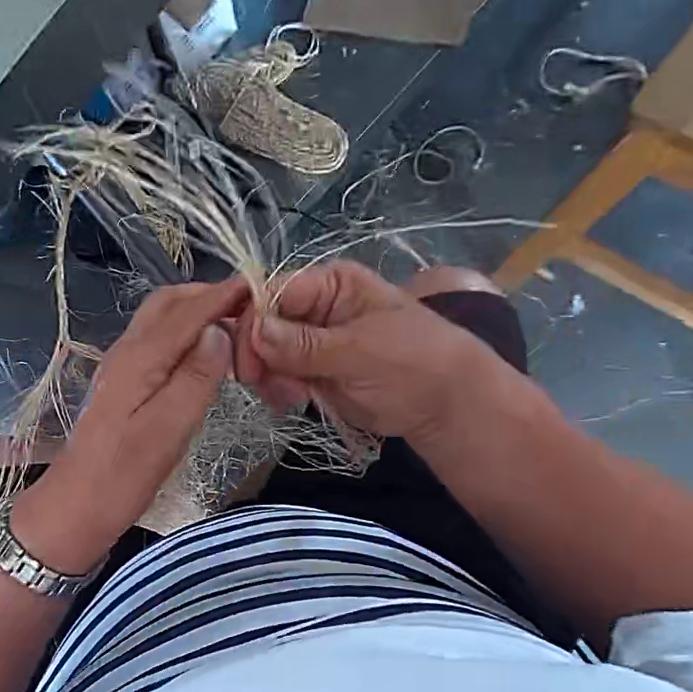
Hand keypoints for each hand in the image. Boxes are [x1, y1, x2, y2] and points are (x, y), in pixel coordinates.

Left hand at [11, 278, 246, 574]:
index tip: (262, 289)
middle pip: (169, 302)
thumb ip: (194, 378)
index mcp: (139, 358)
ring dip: (197, 313)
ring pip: (161, 318)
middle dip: (210, 296)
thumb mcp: (166, 431)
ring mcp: (121, 365)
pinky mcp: (123, 382)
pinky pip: (157, 340)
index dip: (225, 295)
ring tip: (235, 331)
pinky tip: (205, 357)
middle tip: (250, 312)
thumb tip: (218, 331)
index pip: (188, 310)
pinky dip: (185, 333)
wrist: (74, 507)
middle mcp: (126, 350)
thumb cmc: (122, 477)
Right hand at [238, 260, 509, 441]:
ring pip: (265, 352)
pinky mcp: (312, 370)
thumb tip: (254, 330)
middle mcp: (315, 306)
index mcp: (330, 284)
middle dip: (259, 355)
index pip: (271, 292)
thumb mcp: (359, 351)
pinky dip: (277, 389)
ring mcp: (312, 340)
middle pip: (262, 322)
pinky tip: (292, 401)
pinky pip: (278, 374)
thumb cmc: (414, 364)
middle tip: (265, 384)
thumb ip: (305, 344)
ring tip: (291, 396)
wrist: (446, 407)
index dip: (252, 322)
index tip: (246, 360)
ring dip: (268, 376)